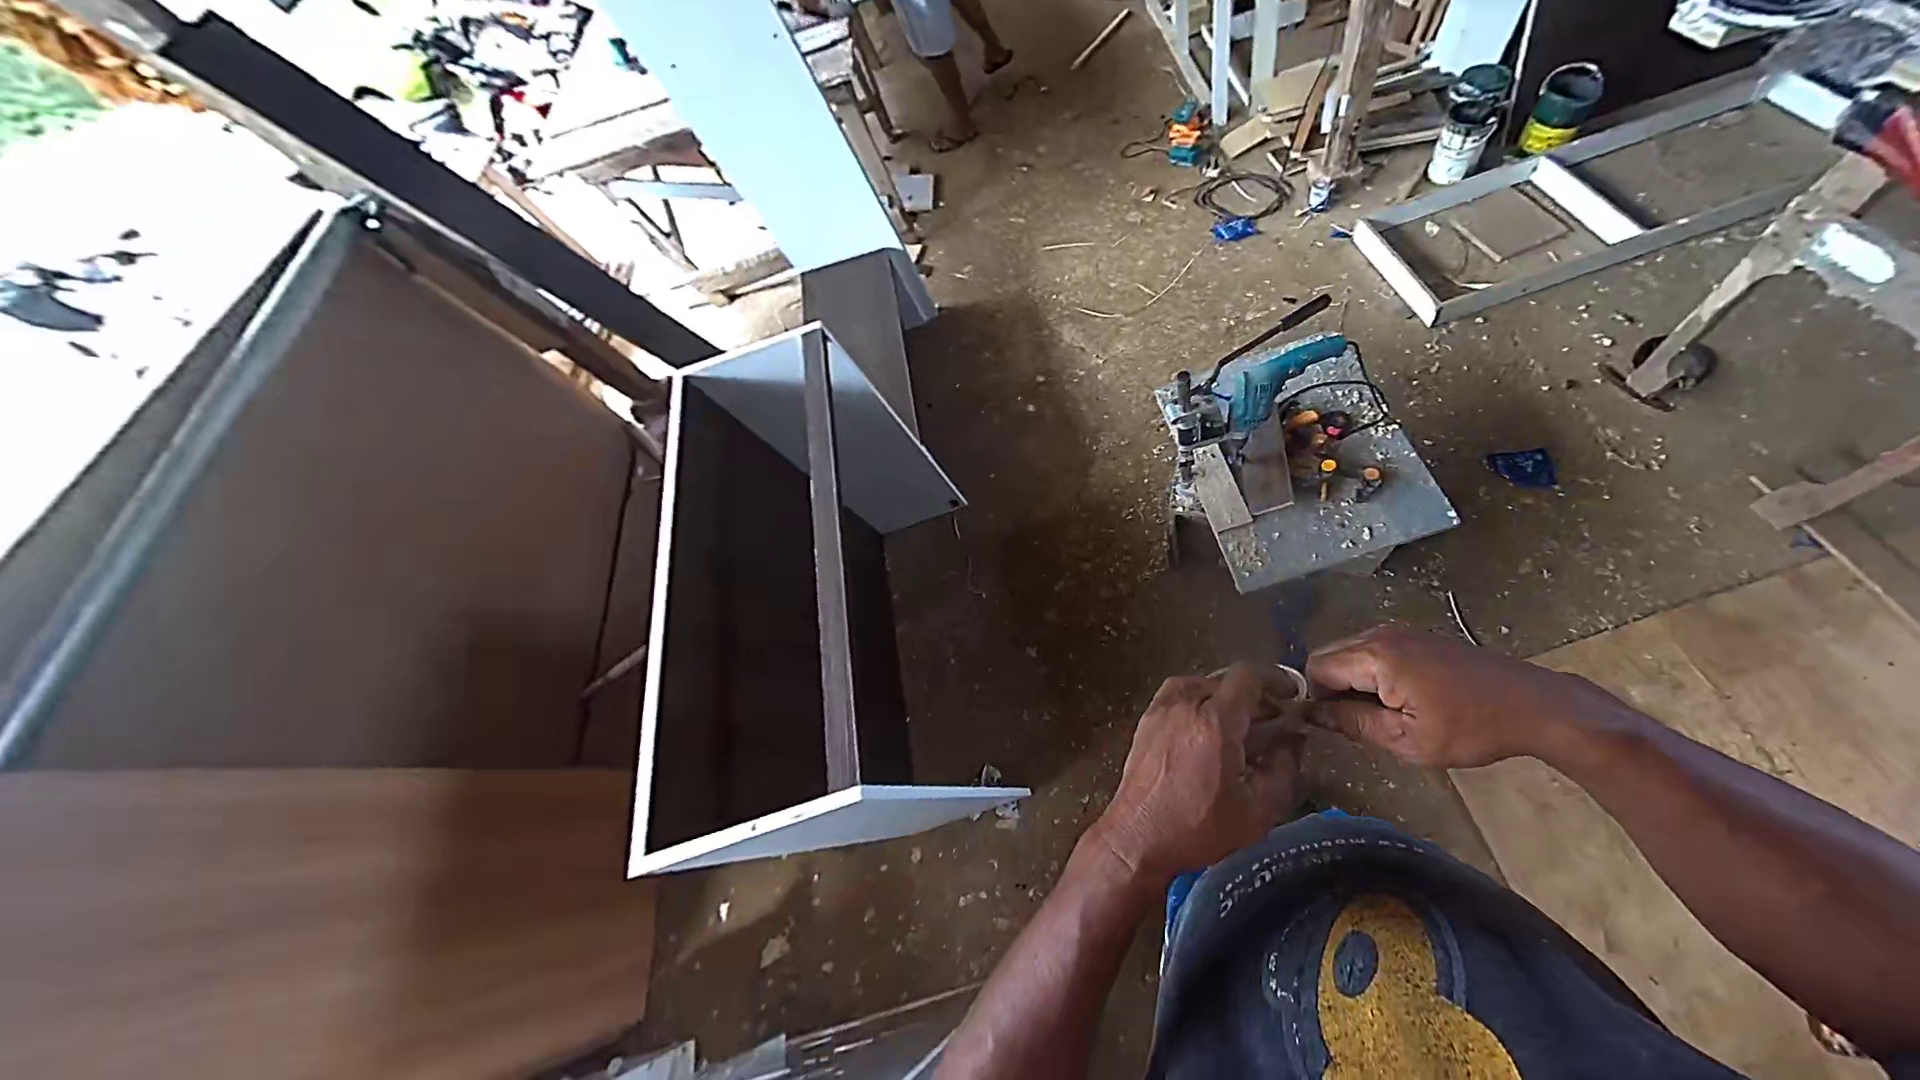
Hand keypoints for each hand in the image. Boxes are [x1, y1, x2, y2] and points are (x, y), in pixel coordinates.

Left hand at [1091, 665, 1304, 884]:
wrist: (1138, 837)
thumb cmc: (1198, 828)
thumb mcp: (1258, 808)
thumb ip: (1284, 768)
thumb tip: (1293, 741)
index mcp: (1214, 721)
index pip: (1247, 676)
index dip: (1275, 678)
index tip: (1291, 694)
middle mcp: (1183, 705)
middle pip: (1224, 681)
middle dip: (1254, 696)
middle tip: (1272, 720)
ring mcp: (1160, 710)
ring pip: (1200, 685)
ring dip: (1225, 698)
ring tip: (1241, 726)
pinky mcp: (1146, 721)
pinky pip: (1178, 696)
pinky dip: (1199, 703)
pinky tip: (1209, 731)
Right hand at [1305, 624, 1621, 768]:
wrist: (1538, 707)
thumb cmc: (1474, 728)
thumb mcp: (1408, 739)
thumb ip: (1353, 723)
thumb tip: (1312, 715)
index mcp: (1376, 656)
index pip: (1317, 669)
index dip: (1317, 698)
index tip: (1337, 724)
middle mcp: (1382, 634)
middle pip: (1328, 655)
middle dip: (1332, 688)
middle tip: (1358, 721)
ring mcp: (1400, 631)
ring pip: (1348, 652)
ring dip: (1351, 680)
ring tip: (1381, 711)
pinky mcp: (1415, 636)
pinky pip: (1371, 650)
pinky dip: (1371, 672)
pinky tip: (1399, 697)